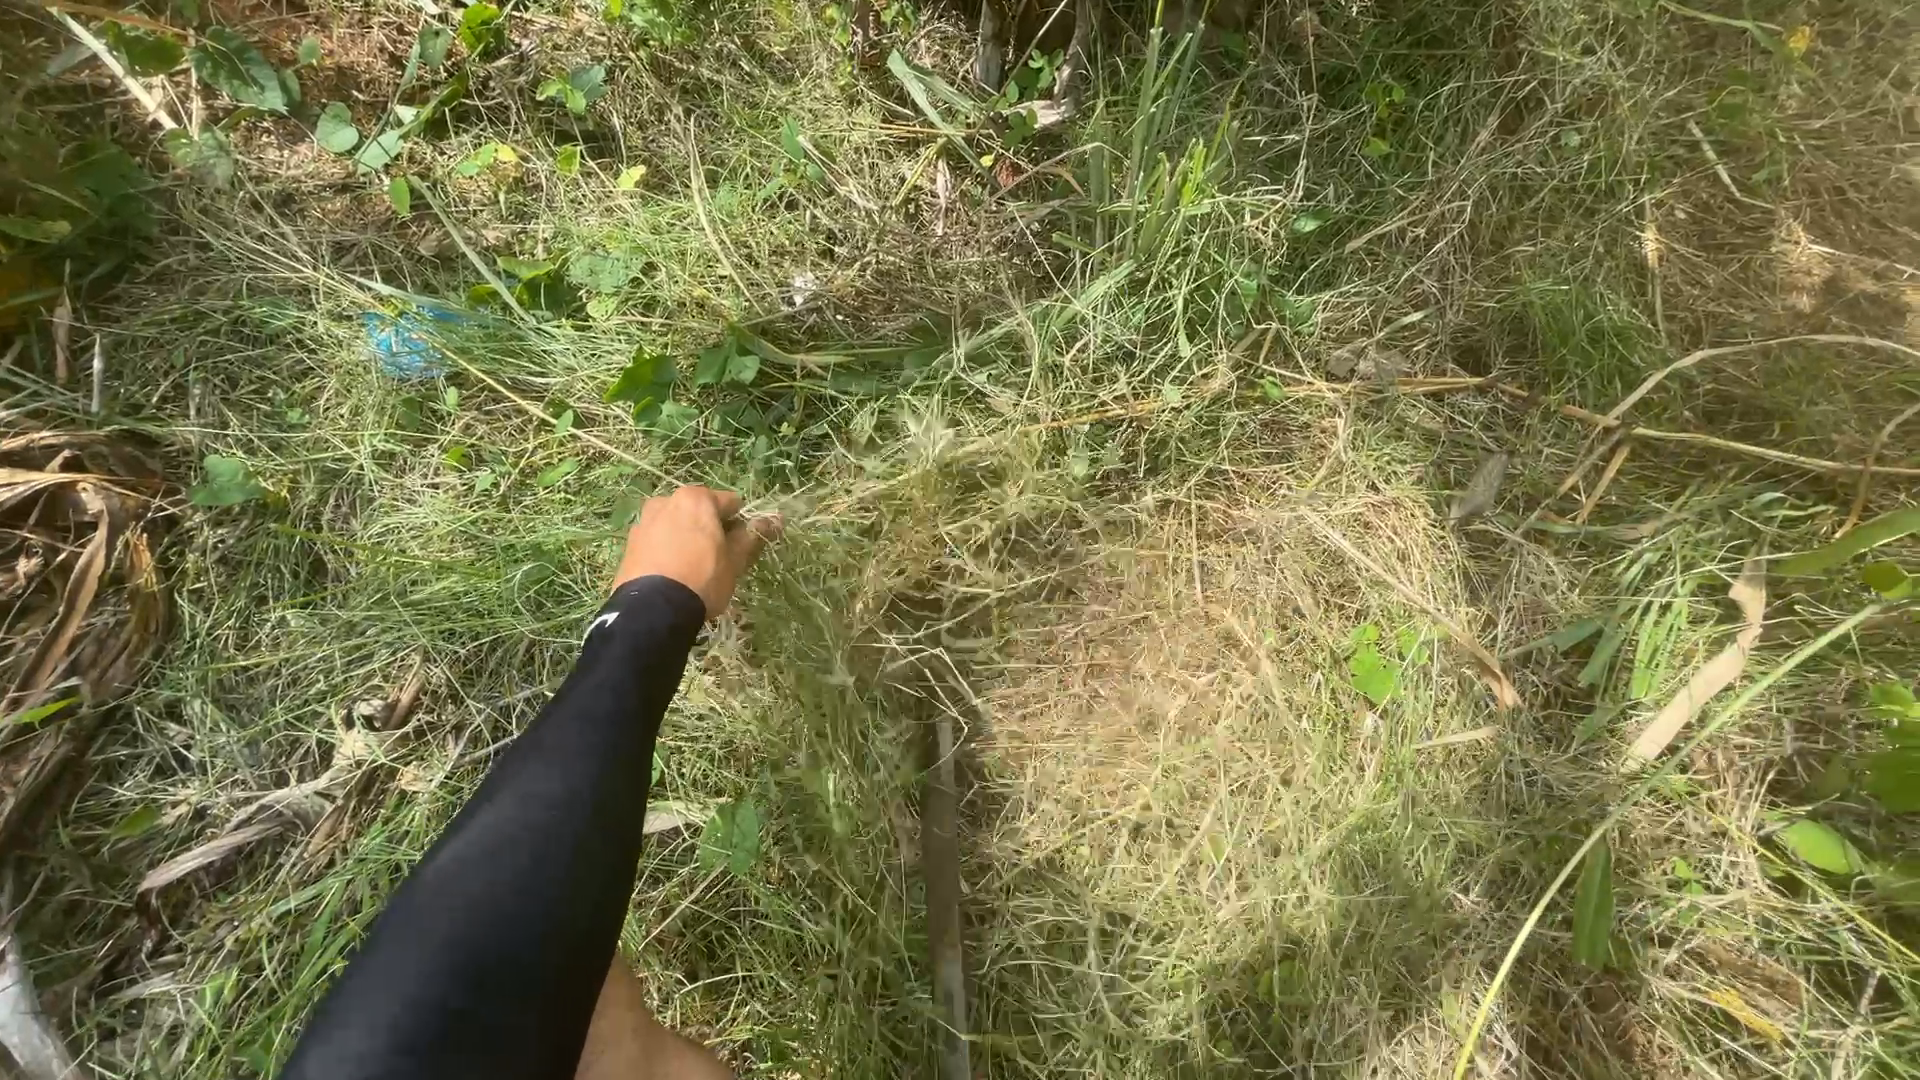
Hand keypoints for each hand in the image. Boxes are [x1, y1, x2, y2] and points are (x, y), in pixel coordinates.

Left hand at [612, 486, 781, 617]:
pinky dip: (668, 551)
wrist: (653, 609)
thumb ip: (753, 536)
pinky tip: (673, 575)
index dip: (741, 524)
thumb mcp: (735, 560)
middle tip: (719, 559)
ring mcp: (644, 522)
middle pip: (700, 512)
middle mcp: (666, 501)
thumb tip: (776, 520)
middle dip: (711, 530)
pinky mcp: (629, 544)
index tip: (741, 547)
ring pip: (677, 526)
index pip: (731, 503)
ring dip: (688, 539)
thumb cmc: (703, 578)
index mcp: (695, 499)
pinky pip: (658, 541)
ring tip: (693, 569)